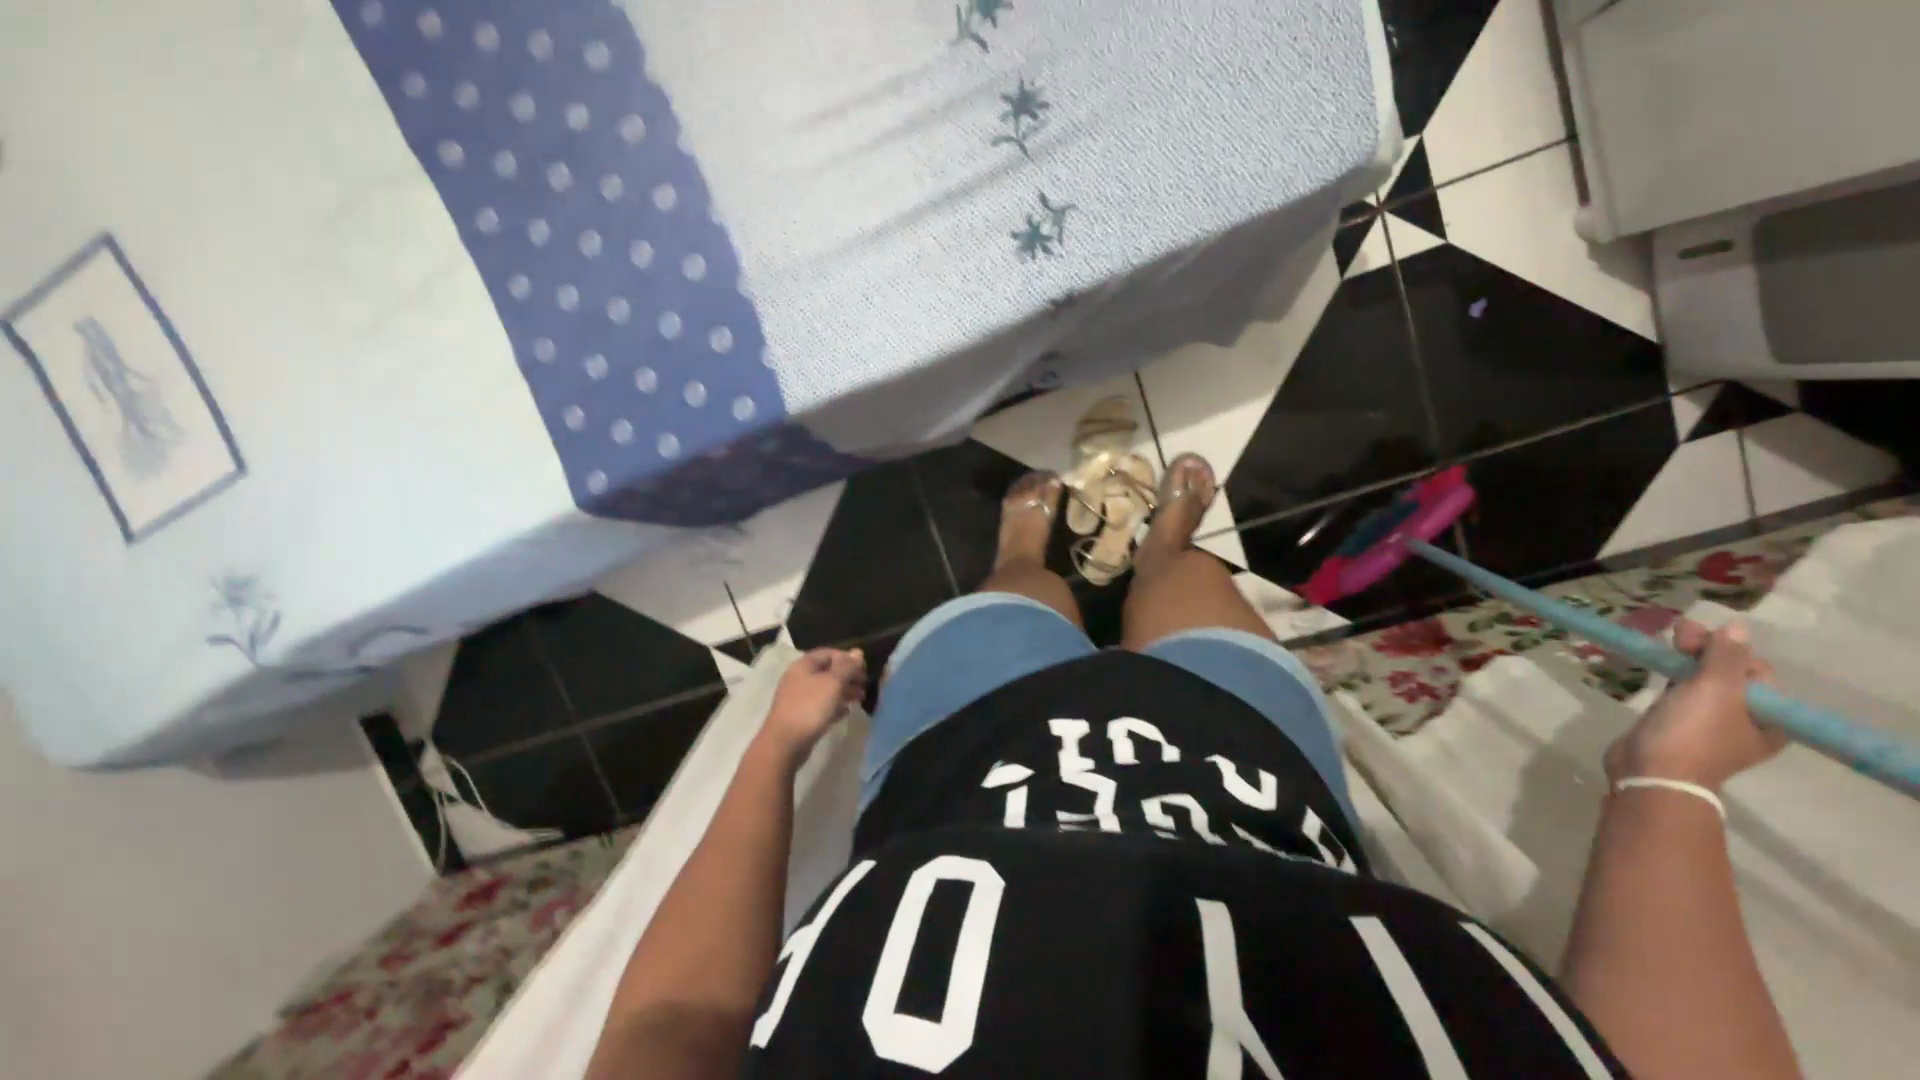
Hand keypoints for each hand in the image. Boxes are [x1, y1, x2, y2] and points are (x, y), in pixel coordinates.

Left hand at [761, 648, 866, 756]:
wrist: (785, 743)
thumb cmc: (810, 707)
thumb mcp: (833, 683)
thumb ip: (847, 667)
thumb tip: (858, 651)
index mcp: (804, 665)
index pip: (829, 653)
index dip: (848, 659)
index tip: (864, 670)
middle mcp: (799, 678)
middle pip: (828, 671)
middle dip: (848, 676)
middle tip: (864, 686)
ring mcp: (799, 698)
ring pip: (826, 689)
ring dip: (844, 691)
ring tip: (860, 699)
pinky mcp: (801, 715)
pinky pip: (821, 706)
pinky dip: (834, 706)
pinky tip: (846, 712)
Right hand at [1606, 620, 1786, 791]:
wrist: (1650, 773)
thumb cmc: (1692, 733)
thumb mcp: (1716, 690)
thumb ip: (1726, 656)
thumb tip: (1738, 625)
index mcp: (1769, 719)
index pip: (1758, 672)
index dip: (1733, 651)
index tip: (1703, 639)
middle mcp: (1745, 721)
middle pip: (1730, 675)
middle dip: (1707, 650)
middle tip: (1680, 632)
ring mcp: (1709, 723)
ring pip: (1704, 681)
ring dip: (1689, 658)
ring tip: (1669, 637)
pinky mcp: (1677, 722)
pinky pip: (1682, 692)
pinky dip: (1674, 675)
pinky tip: (1661, 662)